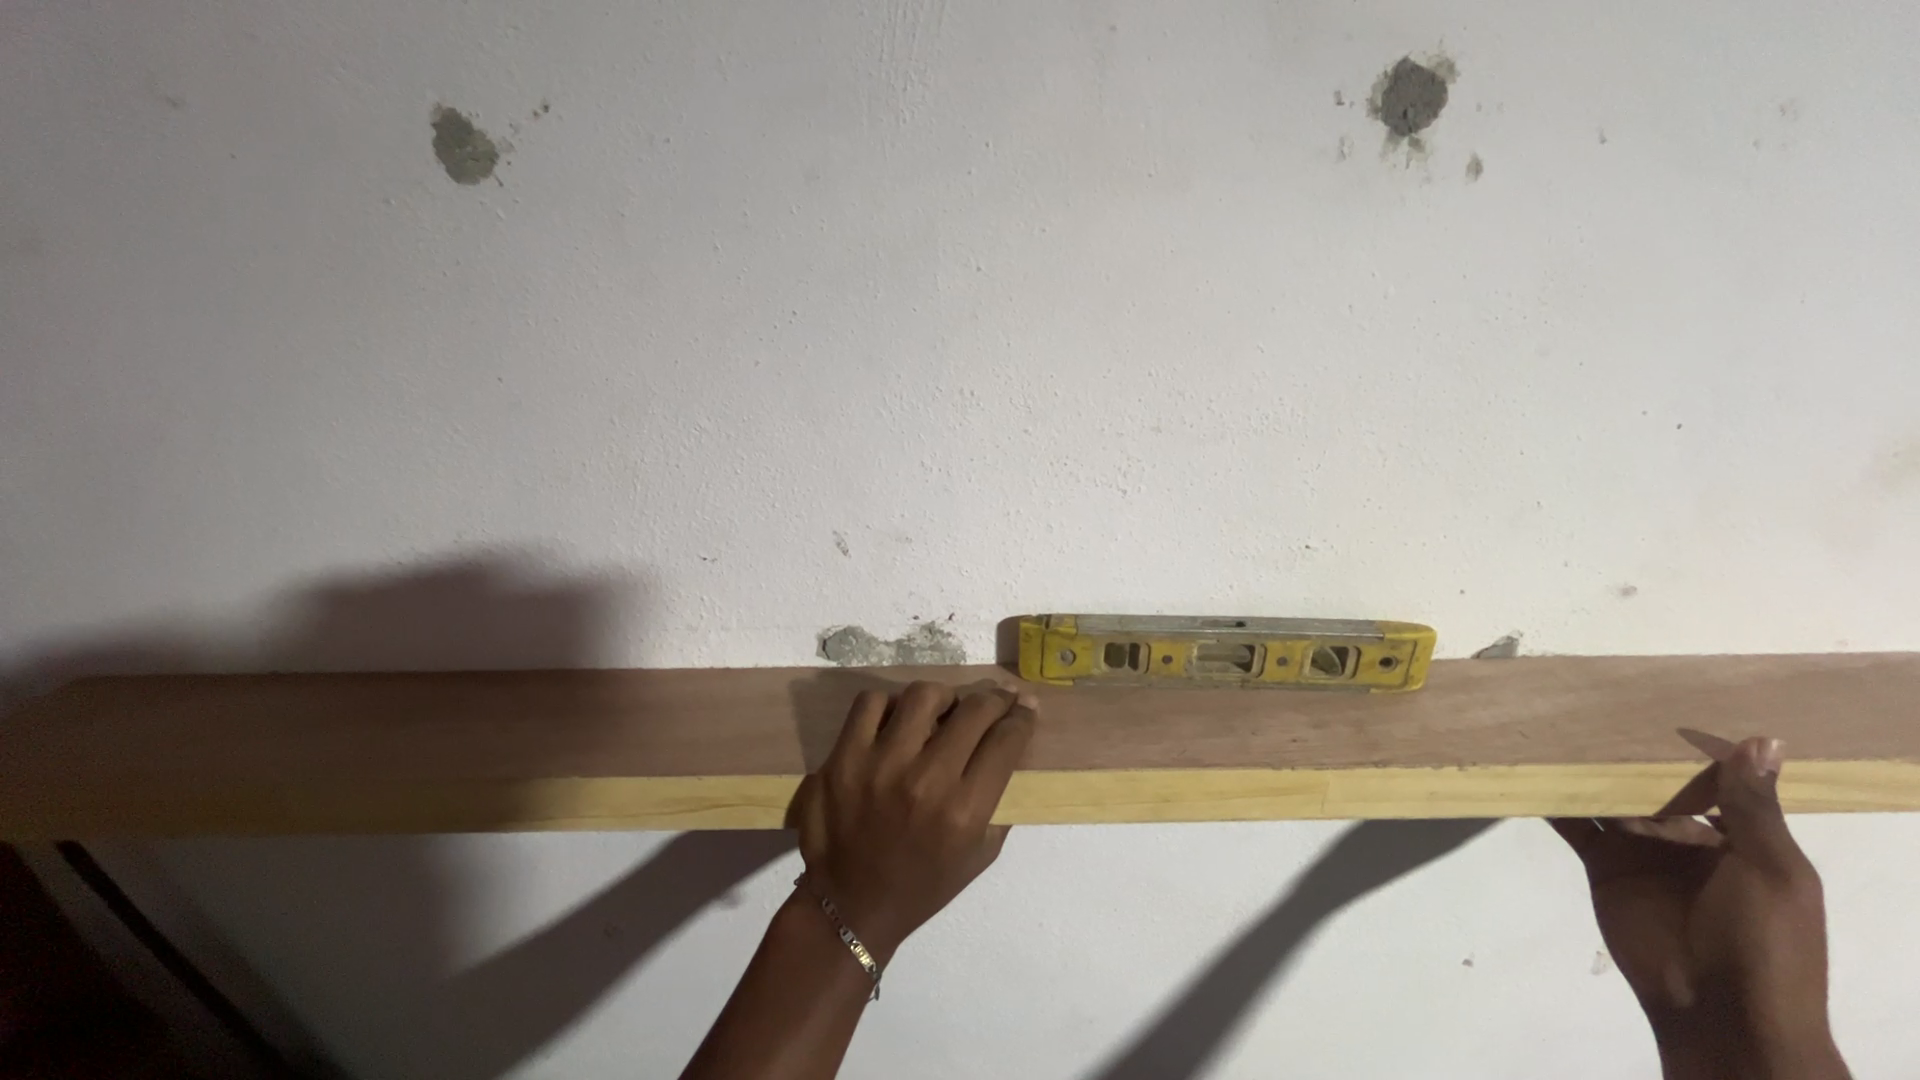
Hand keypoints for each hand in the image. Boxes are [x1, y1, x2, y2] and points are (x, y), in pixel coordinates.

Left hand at [790, 682, 1036, 959]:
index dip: (1023, 716)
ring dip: (943, 697)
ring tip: (944, 708)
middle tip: (996, 698)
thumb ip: (997, 801)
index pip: (1006, 740)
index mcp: (964, 810)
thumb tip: (1008, 744)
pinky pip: (871, 704)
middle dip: (995, 698)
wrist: (850, 907)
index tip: (1026, 707)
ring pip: (923, 695)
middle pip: (974, 710)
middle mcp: (926, 781)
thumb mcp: (979, 854)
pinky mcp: (841, 759)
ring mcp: (879, 765)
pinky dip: (889, 705)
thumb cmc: (922, 886)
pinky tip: (897, 719)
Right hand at [1551, 738, 1848, 1079]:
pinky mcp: (1602, 865)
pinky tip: (1531, 773)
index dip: (1686, 746)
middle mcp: (1687, 837)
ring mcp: (1640, 851)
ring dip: (1586, 771)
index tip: (1655, 704)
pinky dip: (1552, 802)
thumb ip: (1753, 807)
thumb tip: (1761, 739)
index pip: (1711, 780)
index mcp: (1740, 837)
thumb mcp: (1773, 870)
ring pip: (1609, 798)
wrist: (1720, 1010)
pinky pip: (1575, 826)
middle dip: (1627, 753)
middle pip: (1652, 784)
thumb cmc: (1764, 939)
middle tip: (1591, 706)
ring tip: (1553, 729)